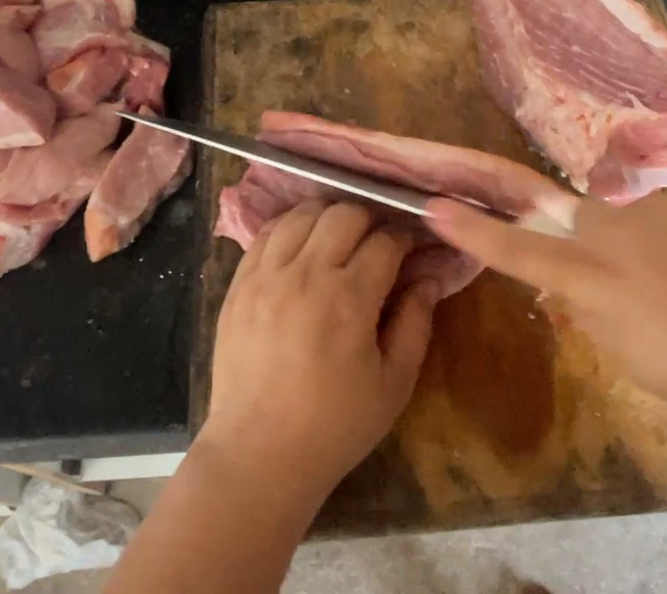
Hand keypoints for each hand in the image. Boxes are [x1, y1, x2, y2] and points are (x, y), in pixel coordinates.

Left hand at [199, 201, 437, 502]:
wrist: (260, 452)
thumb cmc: (336, 424)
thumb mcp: (394, 382)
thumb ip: (415, 322)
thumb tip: (428, 278)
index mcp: (349, 297)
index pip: (385, 240)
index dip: (405, 238)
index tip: (411, 247)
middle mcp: (305, 274)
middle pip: (343, 213)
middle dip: (369, 218)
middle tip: (378, 240)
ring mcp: (265, 276)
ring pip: (301, 214)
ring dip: (328, 216)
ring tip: (339, 236)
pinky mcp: (238, 285)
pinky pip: (264, 234)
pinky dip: (289, 228)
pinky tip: (301, 243)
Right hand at [426, 192, 666, 407]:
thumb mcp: (634, 360)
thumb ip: (590, 318)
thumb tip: (567, 293)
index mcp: (594, 280)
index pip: (517, 252)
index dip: (473, 231)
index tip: (434, 205)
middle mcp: (616, 233)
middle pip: (569, 217)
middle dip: (577, 238)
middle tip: (612, 276)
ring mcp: (657, 210)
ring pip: (619, 214)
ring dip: (629, 240)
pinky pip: (662, 214)